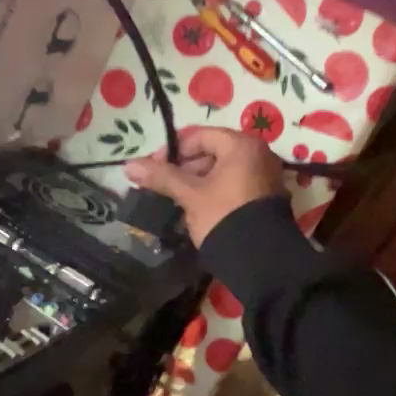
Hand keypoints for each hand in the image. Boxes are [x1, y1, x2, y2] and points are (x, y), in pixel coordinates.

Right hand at [125, 126, 284, 245]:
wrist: (261, 260)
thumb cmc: (223, 216)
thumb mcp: (190, 195)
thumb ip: (161, 177)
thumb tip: (128, 165)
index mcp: (242, 145)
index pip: (200, 136)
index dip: (174, 150)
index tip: (154, 167)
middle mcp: (260, 153)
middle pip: (214, 151)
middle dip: (186, 167)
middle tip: (166, 186)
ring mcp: (266, 175)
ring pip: (225, 170)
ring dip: (200, 181)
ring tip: (180, 200)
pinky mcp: (267, 196)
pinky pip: (237, 184)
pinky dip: (217, 190)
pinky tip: (201, 208)